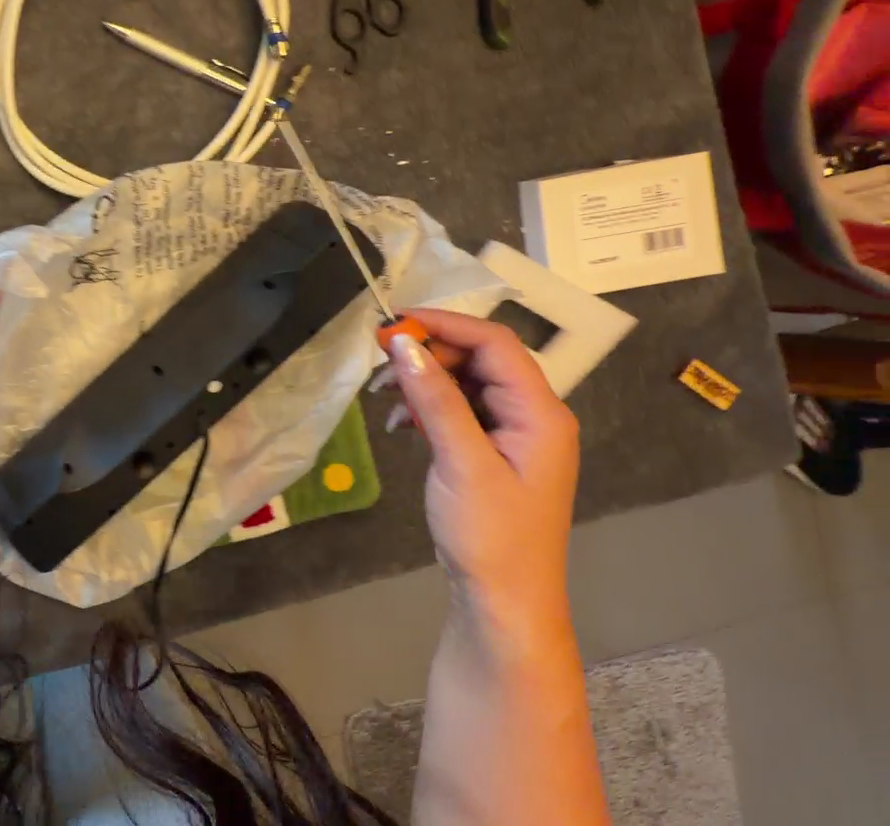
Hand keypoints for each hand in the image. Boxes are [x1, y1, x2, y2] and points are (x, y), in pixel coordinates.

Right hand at [386, 308, 580, 633]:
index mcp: (540, 413)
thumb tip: (403, 344)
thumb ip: (435, 399)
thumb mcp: (461, 461)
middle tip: (379, 360)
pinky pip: (458, 408)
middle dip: (429, 351)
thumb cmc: (490, 532)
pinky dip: (426, 404)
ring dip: (424, 378)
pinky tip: (399, 421)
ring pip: (466, 381)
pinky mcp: (491, 449)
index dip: (445, 324)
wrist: (504, 597)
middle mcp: (532, 414)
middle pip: (480, 358)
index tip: (391, 324)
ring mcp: (512, 433)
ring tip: (383, 392)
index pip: (495, 344)